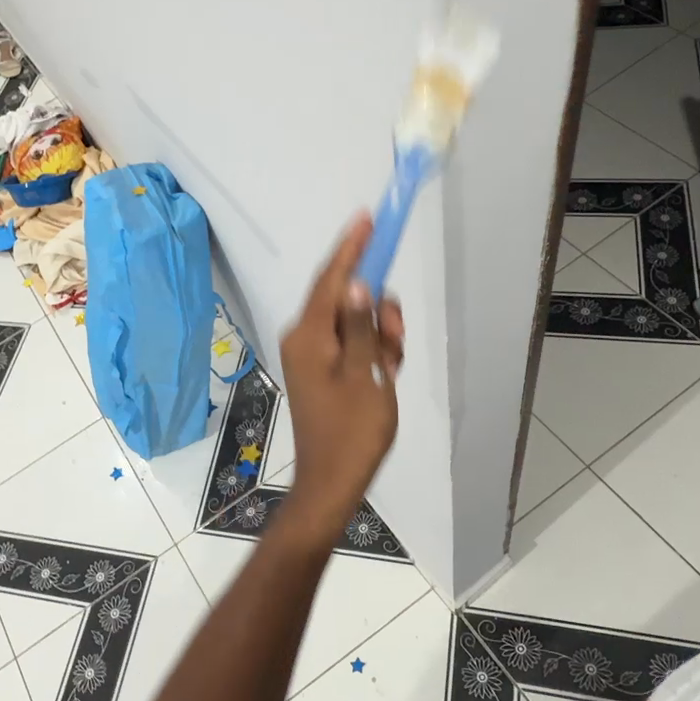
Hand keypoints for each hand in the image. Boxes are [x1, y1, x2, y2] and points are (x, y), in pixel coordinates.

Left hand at [278, 214, 404, 543]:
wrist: (332, 482)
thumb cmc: (351, 431)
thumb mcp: (366, 374)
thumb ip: (361, 326)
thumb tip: (358, 284)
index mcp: (308, 335)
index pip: (332, 279)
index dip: (351, 248)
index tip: (366, 218)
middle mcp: (303, 337)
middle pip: (347, 299)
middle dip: (377, 311)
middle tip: (396, 342)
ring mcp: (310, 354)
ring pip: (354, 322)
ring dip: (379, 335)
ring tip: (391, 367)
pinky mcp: (320, 370)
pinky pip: (350, 344)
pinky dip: (371, 352)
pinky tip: (384, 375)